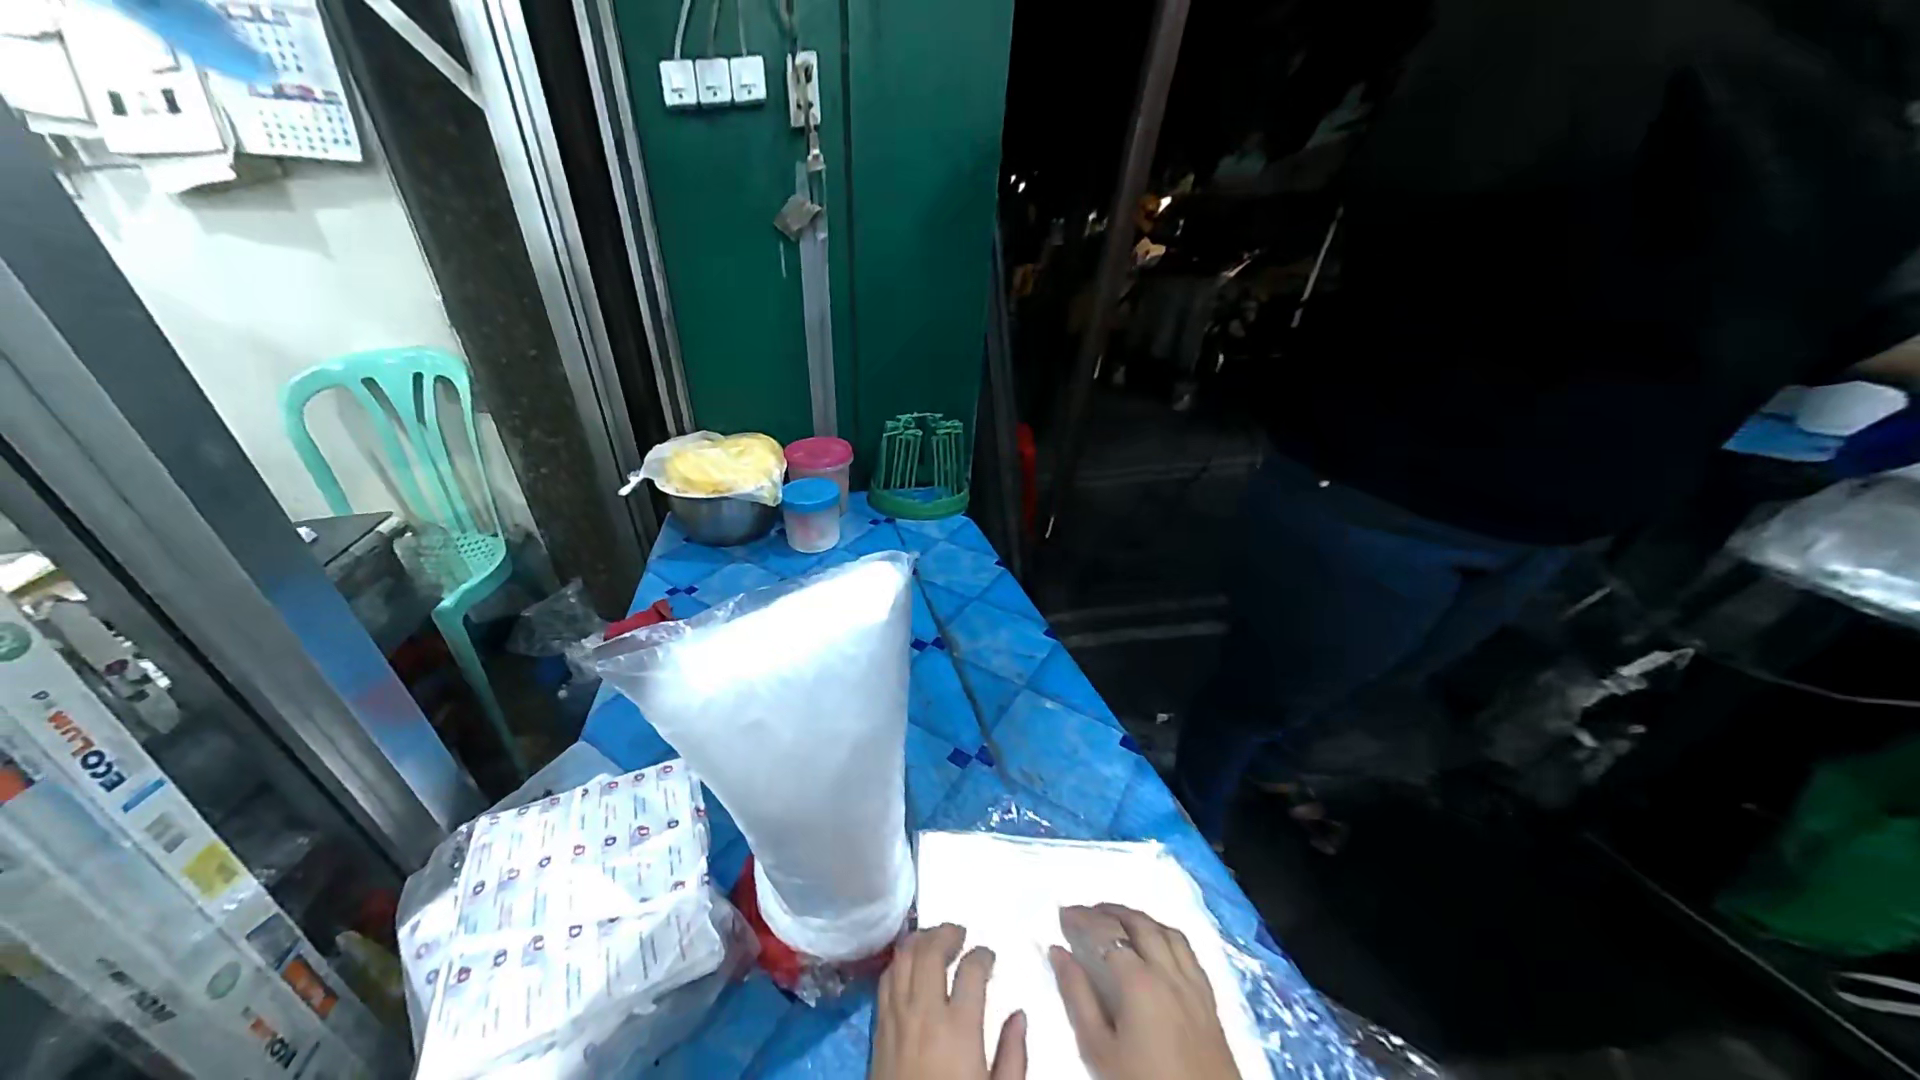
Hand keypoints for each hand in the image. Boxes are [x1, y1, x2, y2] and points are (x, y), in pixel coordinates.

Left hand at [871, 923, 1026, 1079]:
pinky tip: (910, 964)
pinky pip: (886, 979)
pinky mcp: (877, 1029)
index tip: (989, 956)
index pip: (971, 969)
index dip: (983, 954)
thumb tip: (1019, 1015)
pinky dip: (899, 962)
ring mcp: (896, 1017)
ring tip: (934, 940)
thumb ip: (1013, 1055)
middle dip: (947, 933)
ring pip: (902, 957)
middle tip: (960, 933)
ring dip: (920, 941)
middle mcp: (924, 1012)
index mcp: (959, 1027)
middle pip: (930, 951)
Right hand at [1049, 905, 1239, 1079]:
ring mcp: (1192, 983)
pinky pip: (1186, 949)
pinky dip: (1164, 934)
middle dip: (1109, 911)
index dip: (1084, 919)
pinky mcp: (1208, 998)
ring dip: (1138, 918)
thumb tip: (1058, 952)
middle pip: (1138, 923)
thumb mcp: (1098, 1049)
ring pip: (1165, 930)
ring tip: (1117, 920)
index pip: (1107, 933)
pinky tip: (1156, 944)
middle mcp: (1168, 971)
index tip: (1064, 914)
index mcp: (1138, 981)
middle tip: (1086, 913)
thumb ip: (1077, 995)